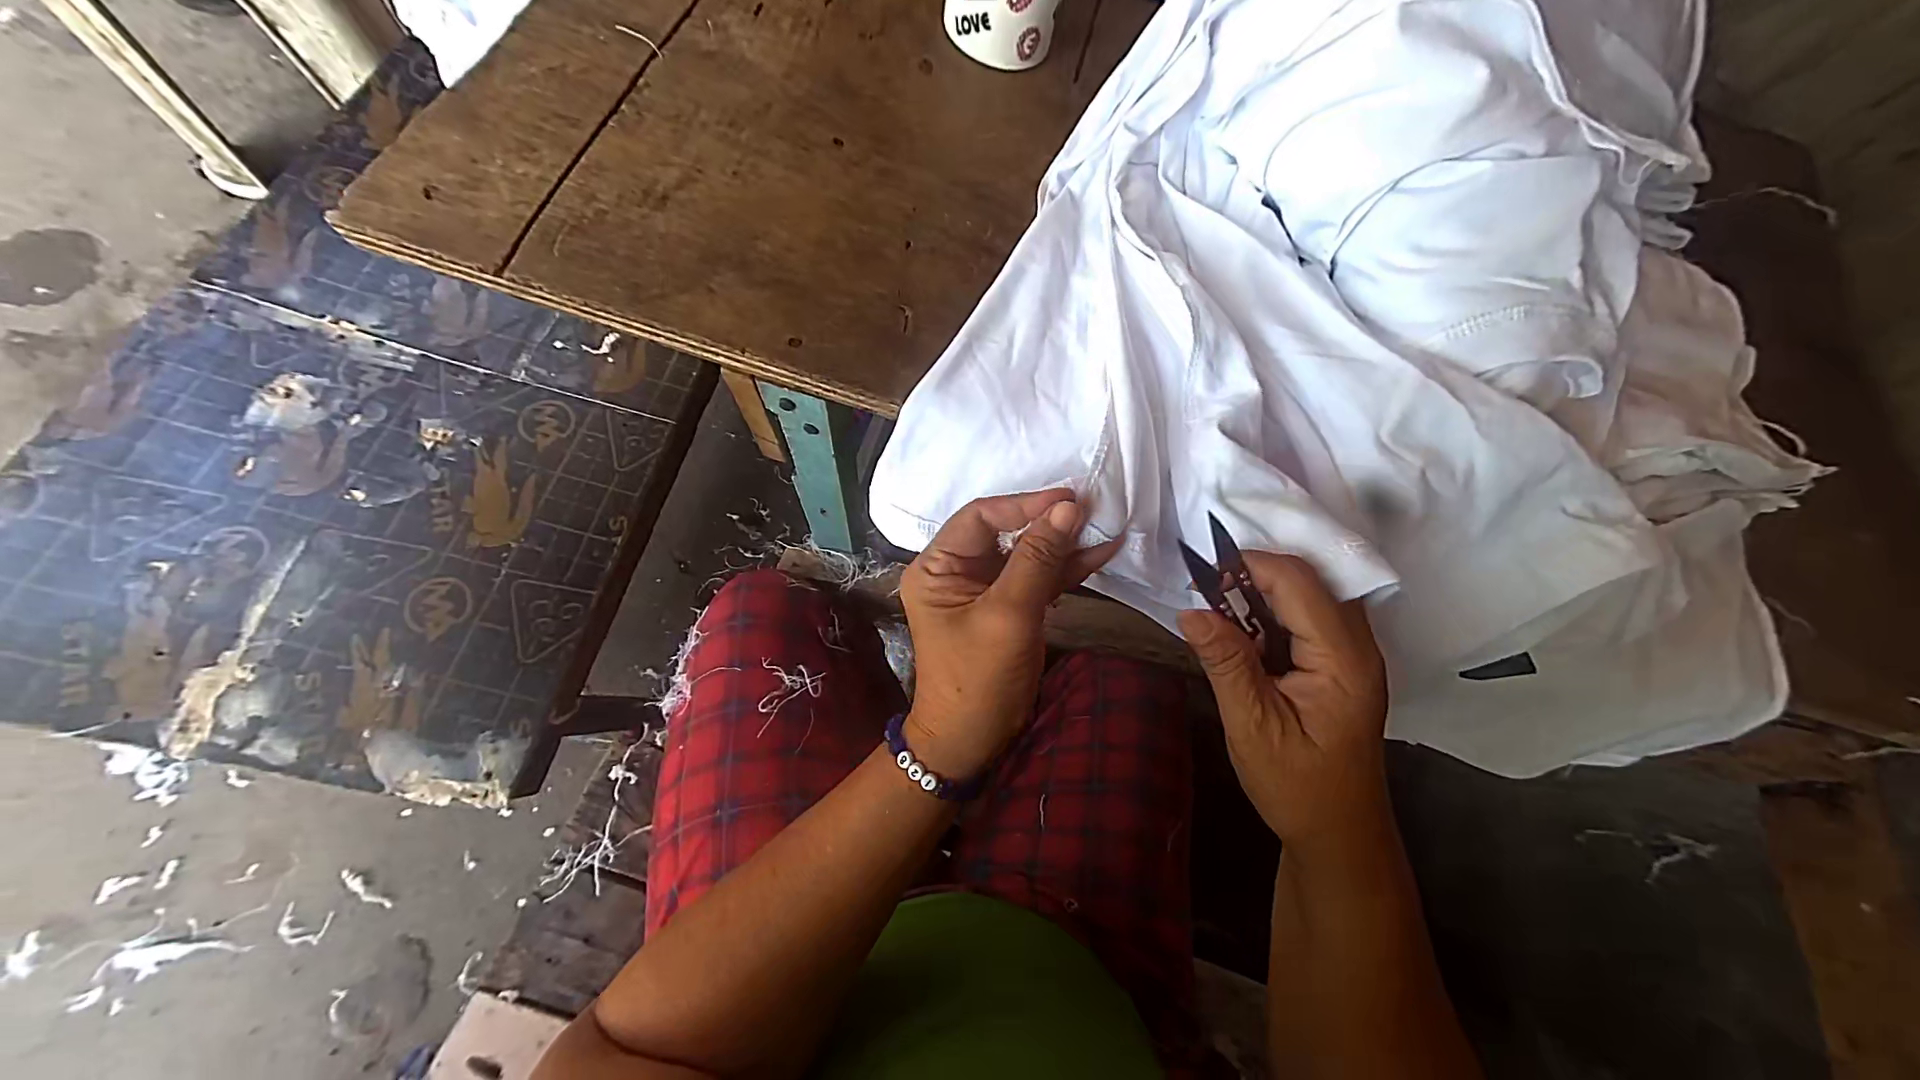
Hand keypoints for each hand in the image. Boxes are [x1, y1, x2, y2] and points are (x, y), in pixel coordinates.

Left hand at [900, 489, 1119, 778]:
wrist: (972, 741)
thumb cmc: (978, 679)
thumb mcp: (1008, 616)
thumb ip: (1037, 560)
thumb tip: (1068, 510)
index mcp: (937, 567)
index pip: (981, 518)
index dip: (1026, 505)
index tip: (1071, 500)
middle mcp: (956, 571)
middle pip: (1006, 532)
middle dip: (1049, 522)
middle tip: (1093, 508)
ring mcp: (983, 590)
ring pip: (1026, 554)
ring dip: (1064, 544)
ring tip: (1105, 526)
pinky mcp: (1008, 608)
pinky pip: (1037, 578)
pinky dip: (1066, 569)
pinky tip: (1100, 555)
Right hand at [1178, 552, 1389, 852]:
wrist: (1338, 832)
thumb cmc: (1298, 787)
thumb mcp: (1253, 727)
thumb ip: (1226, 664)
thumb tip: (1191, 611)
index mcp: (1343, 659)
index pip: (1298, 583)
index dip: (1249, 566)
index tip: (1200, 578)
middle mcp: (1357, 645)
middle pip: (1308, 580)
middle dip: (1253, 576)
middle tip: (1204, 596)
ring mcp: (1352, 653)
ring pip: (1307, 594)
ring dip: (1259, 593)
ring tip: (1217, 614)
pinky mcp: (1339, 662)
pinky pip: (1305, 616)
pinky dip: (1269, 612)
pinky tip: (1241, 633)